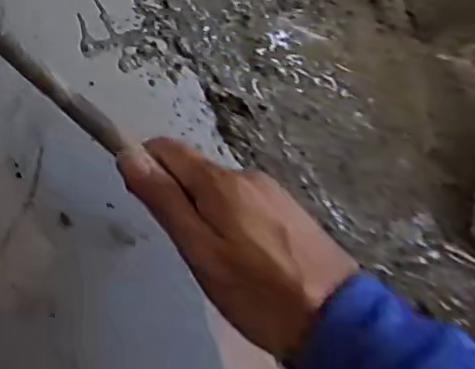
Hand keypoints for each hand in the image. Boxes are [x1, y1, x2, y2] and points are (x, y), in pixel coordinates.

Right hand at [118, 137, 356, 357]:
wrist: (346, 328)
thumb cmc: (260, 293)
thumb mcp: (201, 252)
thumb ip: (163, 200)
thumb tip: (128, 154)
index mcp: (218, 181)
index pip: (164, 147)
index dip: (145, 164)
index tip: (146, 198)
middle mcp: (245, 175)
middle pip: (193, 168)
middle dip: (180, 194)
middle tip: (189, 241)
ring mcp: (274, 192)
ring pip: (221, 188)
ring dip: (210, 209)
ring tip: (224, 257)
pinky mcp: (295, 212)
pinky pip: (248, 202)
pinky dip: (238, 220)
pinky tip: (252, 258)